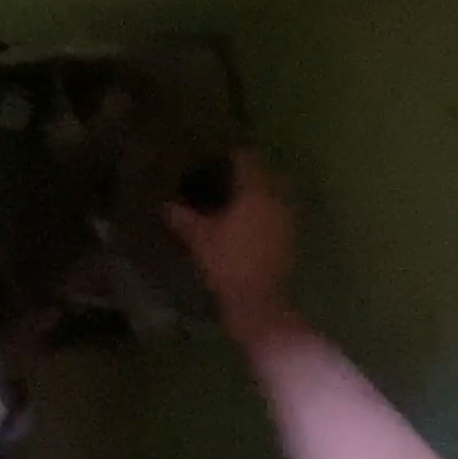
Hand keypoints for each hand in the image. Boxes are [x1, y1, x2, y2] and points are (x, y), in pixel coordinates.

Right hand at [165, 150, 296, 344]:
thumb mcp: (199, 238)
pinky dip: (265, 211)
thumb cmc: (228, 263)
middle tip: (223, 176)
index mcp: (255, 192)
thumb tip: (165, 205)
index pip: (248, 159)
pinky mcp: (292, 238)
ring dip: (257, 192)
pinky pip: (278, 212)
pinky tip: (246, 221)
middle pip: (265, 173)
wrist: (261, 304)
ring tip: (234, 199)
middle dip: (246, 172)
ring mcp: (289, 219)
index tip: (216, 156)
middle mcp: (277, 199)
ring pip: (274, 193)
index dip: (232, 154)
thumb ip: (182, 217)